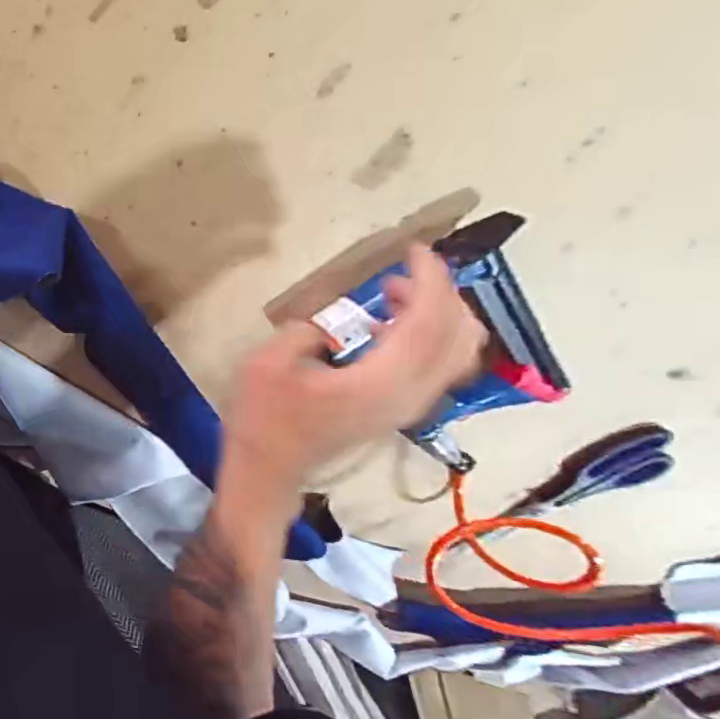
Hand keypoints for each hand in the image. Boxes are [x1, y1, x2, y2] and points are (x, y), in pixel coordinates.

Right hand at [225, 243, 485, 489]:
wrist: (267, 469)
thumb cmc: (262, 417)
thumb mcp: (267, 362)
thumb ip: (305, 330)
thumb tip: (329, 324)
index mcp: (379, 382)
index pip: (427, 322)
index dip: (428, 280)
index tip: (414, 249)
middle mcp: (407, 395)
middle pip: (457, 335)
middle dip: (441, 293)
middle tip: (404, 271)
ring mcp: (408, 406)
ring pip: (456, 353)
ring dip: (439, 314)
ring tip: (397, 295)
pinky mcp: (399, 410)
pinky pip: (439, 367)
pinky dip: (432, 337)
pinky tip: (391, 326)